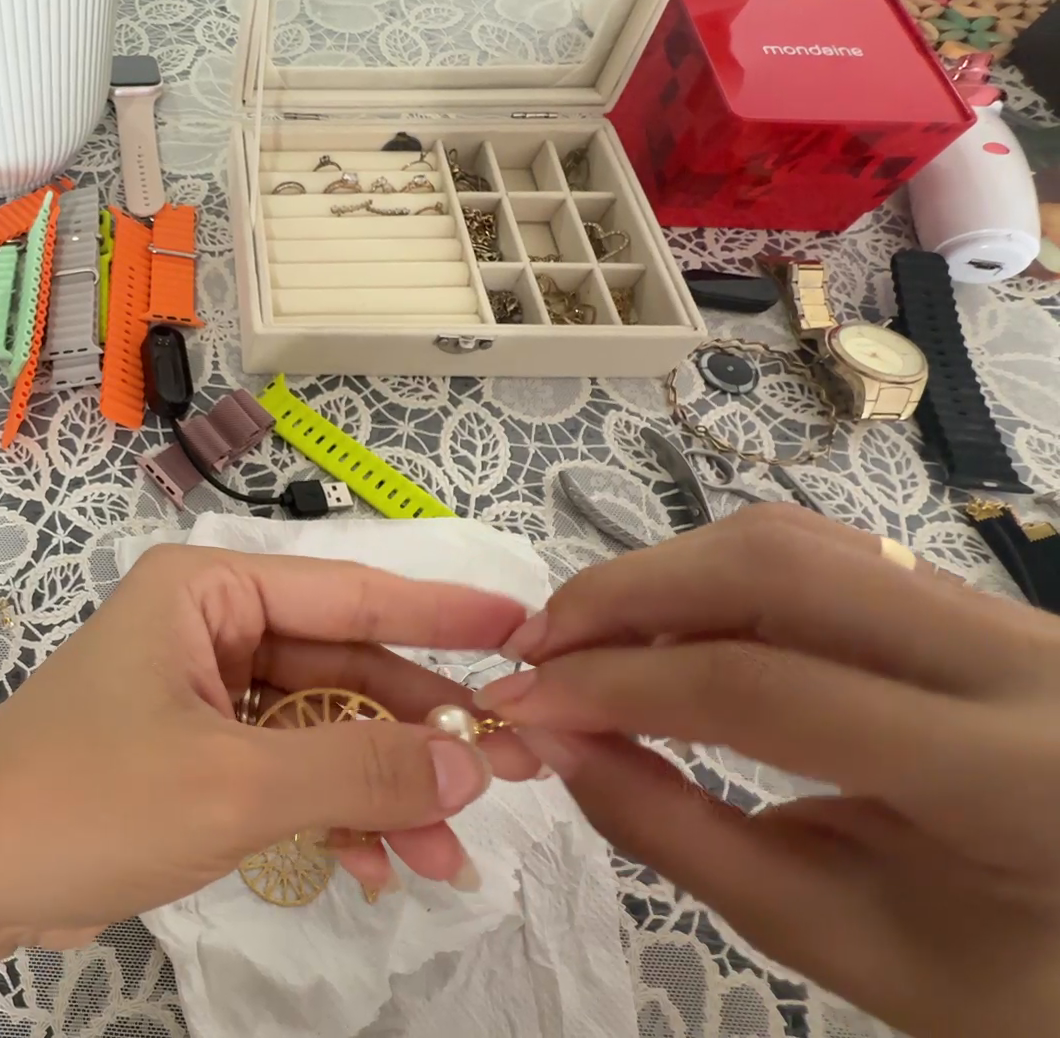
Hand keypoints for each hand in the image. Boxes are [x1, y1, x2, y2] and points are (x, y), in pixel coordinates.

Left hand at [0, 544, 542, 1037]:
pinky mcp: (186, 747)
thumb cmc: (92, 800)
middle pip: (337, 665)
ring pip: (314, 725)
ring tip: (441, 856)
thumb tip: (473, 760)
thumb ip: (359, 767)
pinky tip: (371, 864)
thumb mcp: (237, 784)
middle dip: (413, 732)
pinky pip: (278, 763)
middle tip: (503, 784)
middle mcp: (203, 626)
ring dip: (375, 785)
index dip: (439, 612)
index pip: (345, 589)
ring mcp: (194, 689)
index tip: (524, 629)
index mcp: (205, 592)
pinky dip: (325, 809)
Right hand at [475, 505, 1059, 1036]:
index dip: (609, 685)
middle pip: (769, 566)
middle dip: (617, 595)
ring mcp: (1001, 616)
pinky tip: (654, 630)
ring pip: (783, 542)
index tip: (512, 701)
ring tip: (579, 638)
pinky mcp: (961, 603)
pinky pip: (806, 556)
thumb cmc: (1005, 978)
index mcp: (1015, 777)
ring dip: (652, 578)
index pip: (758, 688)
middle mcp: (1024, 661)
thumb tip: (547, 738)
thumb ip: (672, 831)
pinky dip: (697, 580)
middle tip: (531, 647)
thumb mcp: (835, 936)